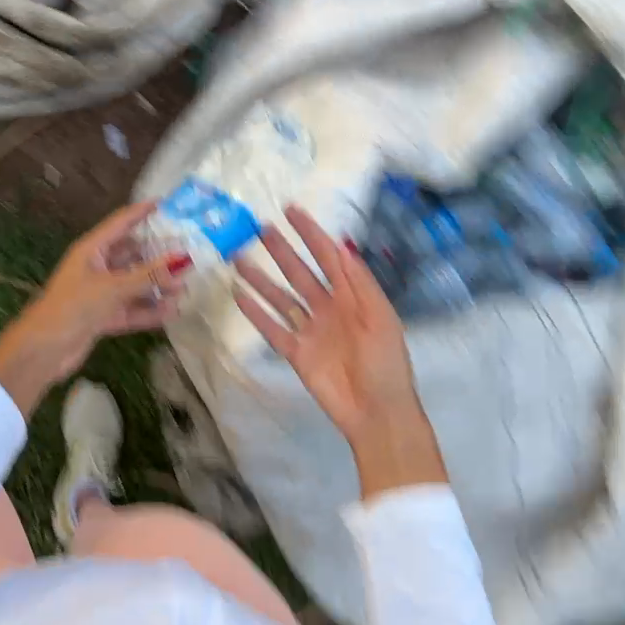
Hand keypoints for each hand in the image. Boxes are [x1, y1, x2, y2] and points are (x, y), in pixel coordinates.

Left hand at [0, 201, 187, 417]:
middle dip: (158, 254)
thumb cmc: (74, 307)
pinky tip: (172, 311)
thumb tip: (182, 258)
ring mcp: (100, 293)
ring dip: (157, 285)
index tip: (168, 204)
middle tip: (189, 250)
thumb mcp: (113, 288)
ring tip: (186, 285)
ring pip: (134, 284)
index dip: (142, 212)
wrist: (44, 349)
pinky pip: (132, 309)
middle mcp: (96, 267)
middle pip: (131, 254)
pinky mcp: (103, 317)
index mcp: (91, 250)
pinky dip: (149, 310)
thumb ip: (149, 275)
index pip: (121, 223)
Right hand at [232, 206, 448, 500]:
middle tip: (260, 228)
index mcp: (352, 297)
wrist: (377, 413)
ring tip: (239, 258)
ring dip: (261, 278)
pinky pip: (272, 327)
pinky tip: (238, 294)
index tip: (291, 210)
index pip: (328, 257)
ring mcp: (310, 330)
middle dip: (282, 250)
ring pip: (280, 297)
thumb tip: (340, 245)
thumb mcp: (381, 318)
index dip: (311, 233)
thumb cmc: (386, 364)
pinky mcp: (296, 353)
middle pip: (299, 272)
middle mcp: (328, 308)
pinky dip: (255, 312)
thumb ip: (359, 282)